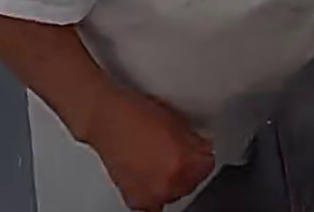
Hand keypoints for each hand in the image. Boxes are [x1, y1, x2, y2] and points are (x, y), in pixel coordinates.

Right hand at [78, 85, 214, 210]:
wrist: (106, 117)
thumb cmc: (134, 111)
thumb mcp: (174, 118)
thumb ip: (192, 138)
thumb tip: (202, 148)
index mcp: (180, 161)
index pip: (207, 164)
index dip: (203, 152)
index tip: (200, 146)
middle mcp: (167, 184)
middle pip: (193, 181)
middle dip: (190, 166)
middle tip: (180, 149)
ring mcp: (151, 196)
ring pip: (176, 192)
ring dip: (174, 179)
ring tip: (163, 157)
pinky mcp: (135, 201)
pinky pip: (156, 201)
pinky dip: (156, 190)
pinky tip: (151, 171)